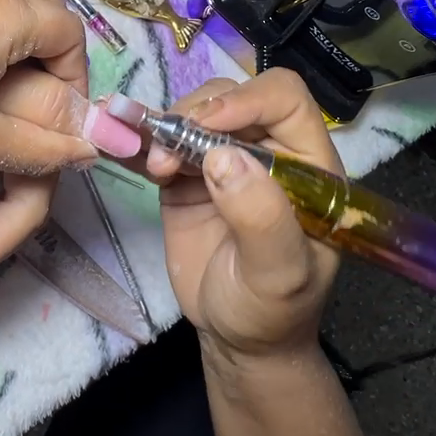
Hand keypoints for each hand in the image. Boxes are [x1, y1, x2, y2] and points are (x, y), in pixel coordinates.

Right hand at [144, 70, 341, 362]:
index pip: (285, 101)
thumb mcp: (279, 275)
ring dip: (168, 128)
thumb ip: (261, 217)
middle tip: (169, 154)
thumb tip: (224, 156)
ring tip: (156, 168)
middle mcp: (268, 151)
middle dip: (197, 114)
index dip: (247, 99)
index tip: (206, 125)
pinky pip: (165, 140)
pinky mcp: (188, 174)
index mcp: (308, 166)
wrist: (236, 339)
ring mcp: (225, 160)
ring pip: (196, 111)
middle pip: (234, 96)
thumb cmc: (271, 311)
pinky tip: (127, 149)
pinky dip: (143, 139)